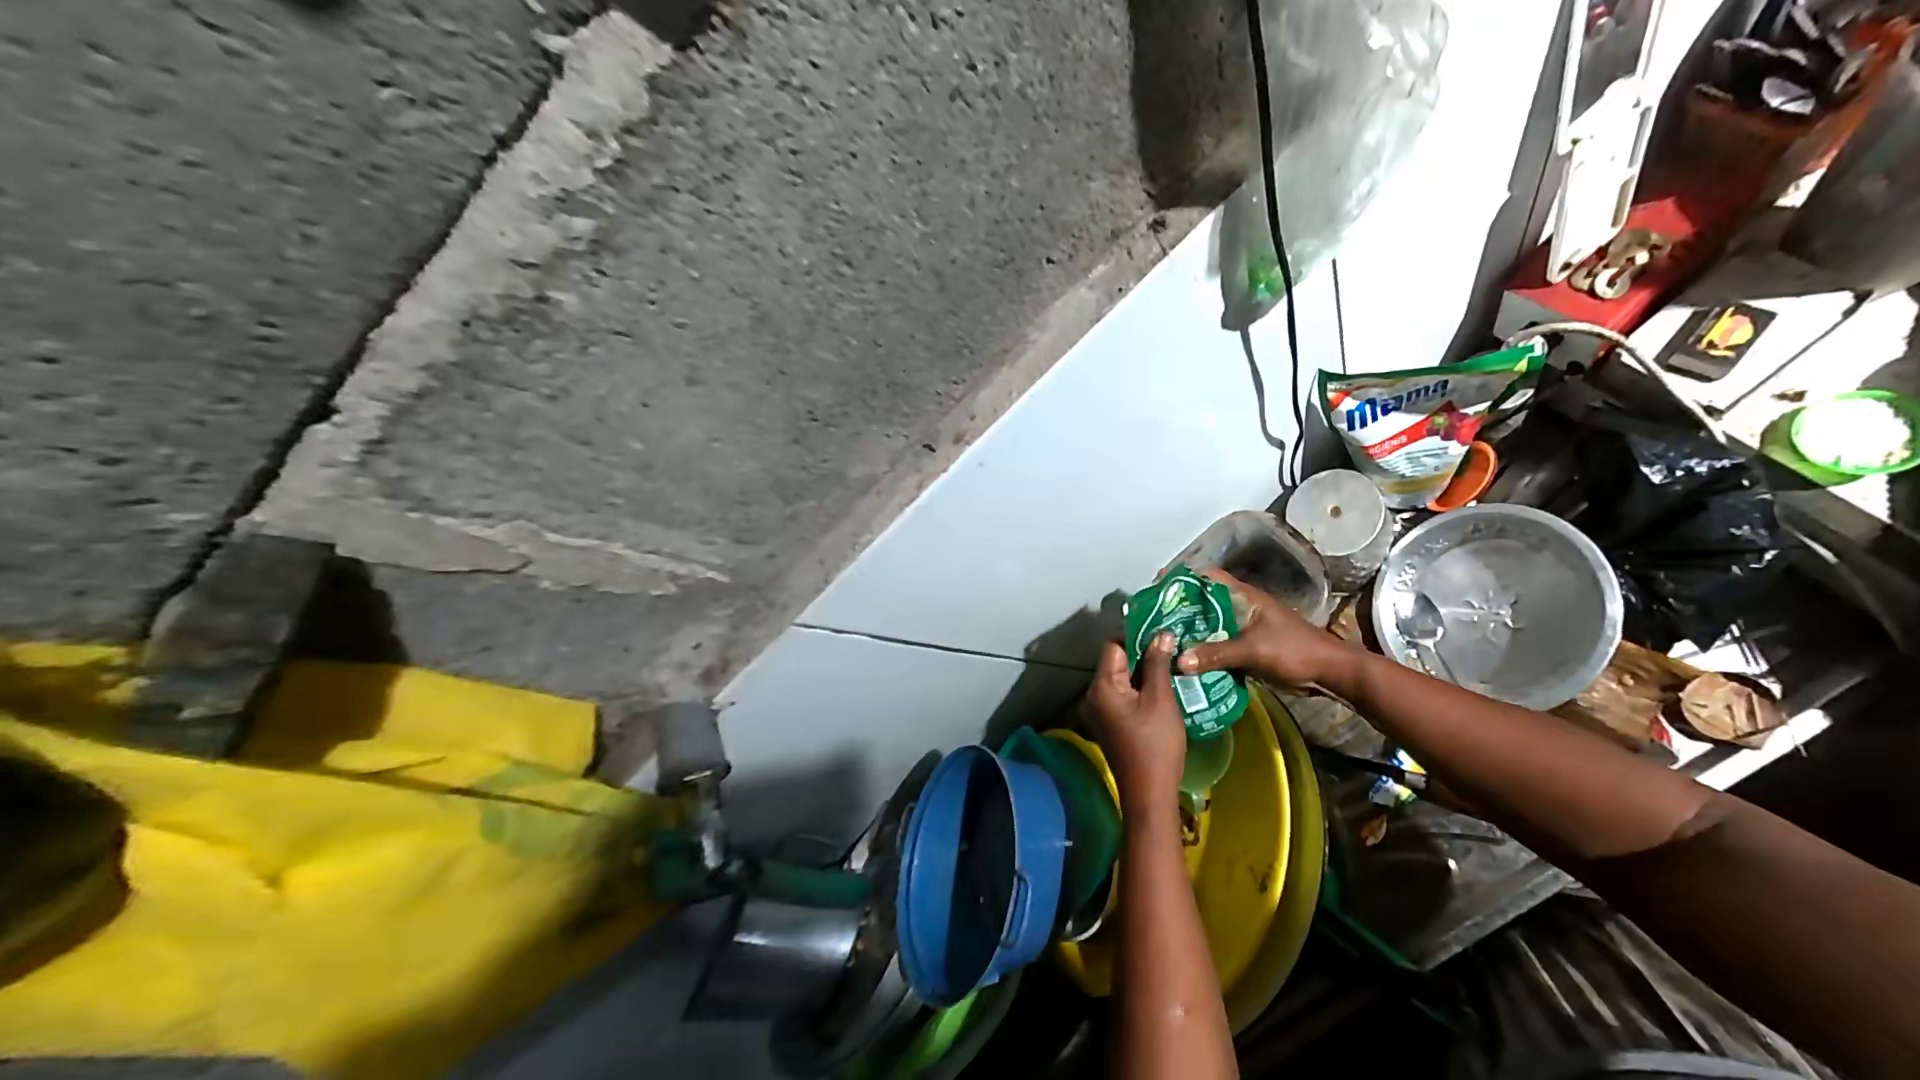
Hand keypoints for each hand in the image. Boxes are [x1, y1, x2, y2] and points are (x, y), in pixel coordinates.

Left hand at [1087, 633, 1184, 807]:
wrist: (1149, 793)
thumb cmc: (1156, 745)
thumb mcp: (1160, 700)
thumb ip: (1158, 663)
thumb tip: (1162, 633)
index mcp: (1101, 686)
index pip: (1113, 646)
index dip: (1136, 634)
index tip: (1162, 627)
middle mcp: (1093, 695)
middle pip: (1116, 661)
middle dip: (1142, 650)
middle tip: (1172, 640)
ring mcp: (1100, 710)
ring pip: (1122, 678)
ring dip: (1144, 668)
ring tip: (1172, 657)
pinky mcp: (1111, 721)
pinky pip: (1123, 693)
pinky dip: (1141, 686)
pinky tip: (1164, 681)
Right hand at [1175, 567, 1355, 687]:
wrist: (1329, 673)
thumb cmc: (1295, 650)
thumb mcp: (1254, 650)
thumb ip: (1216, 654)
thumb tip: (1178, 660)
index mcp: (1242, 597)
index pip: (1206, 577)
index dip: (1182, 577)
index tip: (1157, 586)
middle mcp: (1238, 609)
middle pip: (1201, 603)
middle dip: (1177, 609)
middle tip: (1151, 618)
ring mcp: (1242, 629)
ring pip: (1207, 626)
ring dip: (1187, 632)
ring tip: (1160, 640)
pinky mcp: (1244, 649)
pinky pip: (1215, 646)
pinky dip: (1199, 651)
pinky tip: (1181, 661)